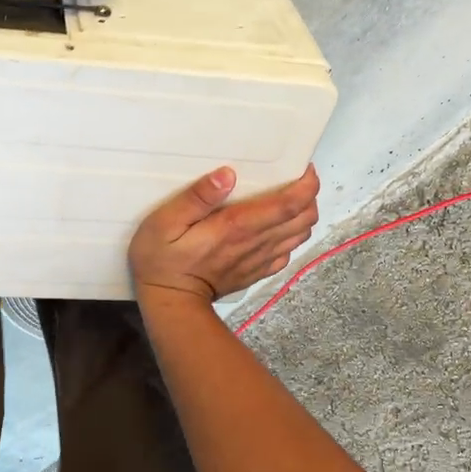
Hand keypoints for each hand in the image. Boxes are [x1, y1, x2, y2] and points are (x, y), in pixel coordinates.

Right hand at [129, 165, 319, 305]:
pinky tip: (277, 228)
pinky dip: (291, 236)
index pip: (288, 205)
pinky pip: (288, 252)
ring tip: (288, 199)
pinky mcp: (256, 273)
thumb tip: (228, 174)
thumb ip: (196, 197)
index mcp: (238, 226)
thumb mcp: (164, 222)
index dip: (306, 184)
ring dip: (303, 215)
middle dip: (308, 196)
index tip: (303, 167)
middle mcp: (257, 242)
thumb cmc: (162, 259)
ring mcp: (260, 260)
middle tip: (293, 180)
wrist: (169, 304)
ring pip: (300, 234)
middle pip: (303, 218)